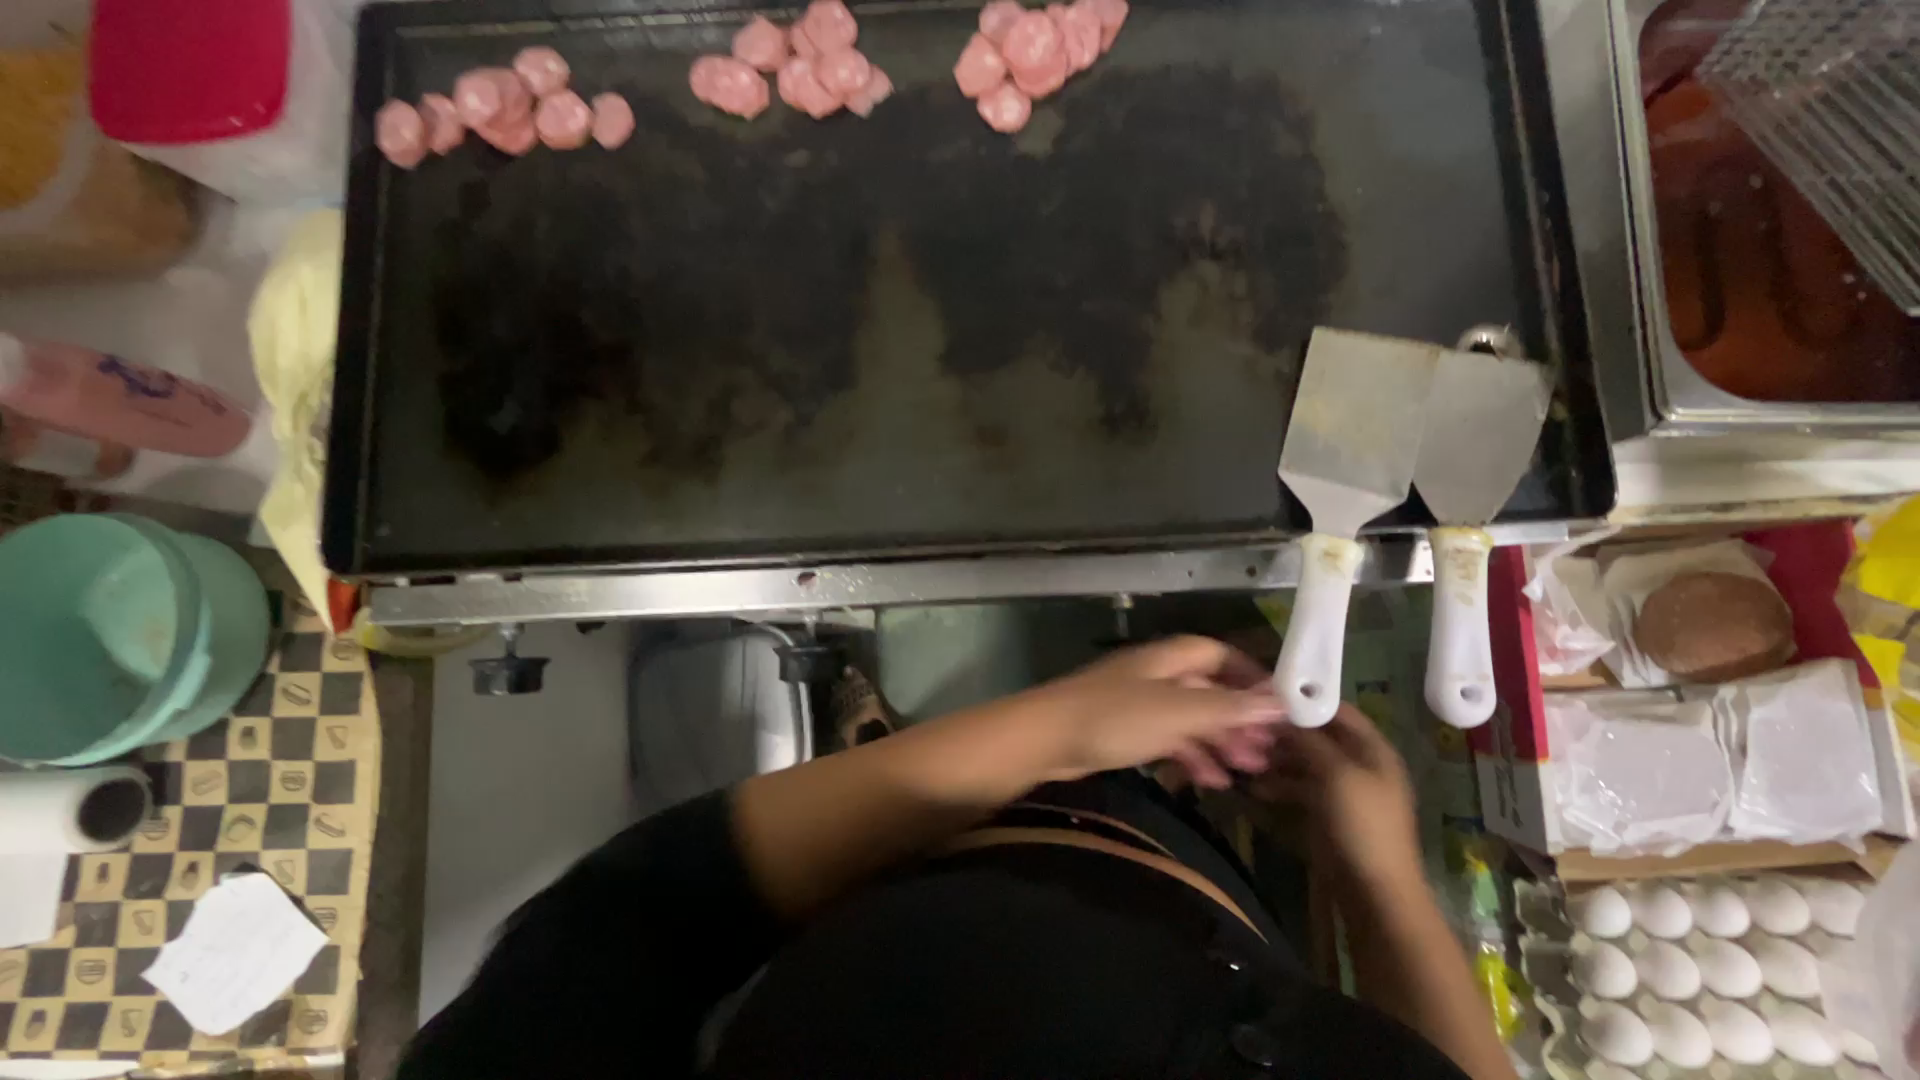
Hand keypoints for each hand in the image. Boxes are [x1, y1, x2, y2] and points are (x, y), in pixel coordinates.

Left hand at [1020, 636, 1286, 787]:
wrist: (1046, 740)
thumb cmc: (1114, 718)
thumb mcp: (1178, 712)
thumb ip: (1228, 707)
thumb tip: (1279, 702)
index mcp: (1168, 659)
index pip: (1219, 654)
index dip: (1250, 675)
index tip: (1278, 706)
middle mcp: (1155, 675)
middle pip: (1207, 689)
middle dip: (1239, 718)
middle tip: (1269, 752)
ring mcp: (1138, 703)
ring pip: (1189, 718)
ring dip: (1219, 742)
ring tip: (1249, 772)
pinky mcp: (1123, 731)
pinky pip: (1168, 739)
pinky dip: (1190, 757)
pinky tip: (1209, 782)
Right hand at [1252, 702, 1423, 893]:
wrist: (1374, 891)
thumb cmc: (1361, 825)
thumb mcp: (1336, 774)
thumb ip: (1308, 739)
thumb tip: (1281, 710)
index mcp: (1373, 749)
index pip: (1338, 710)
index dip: (1305, 700)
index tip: (1266, 695)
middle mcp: (1359, 764)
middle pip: (1317, 736)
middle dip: (1283, 731)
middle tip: (1247, 727)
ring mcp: (1342, 790)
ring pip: (1304, 762)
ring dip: (1276, 758)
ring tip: (1244, 755)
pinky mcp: (1327, 813)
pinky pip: (1299, 788)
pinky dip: (1278, 784)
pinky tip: (1252, 786)